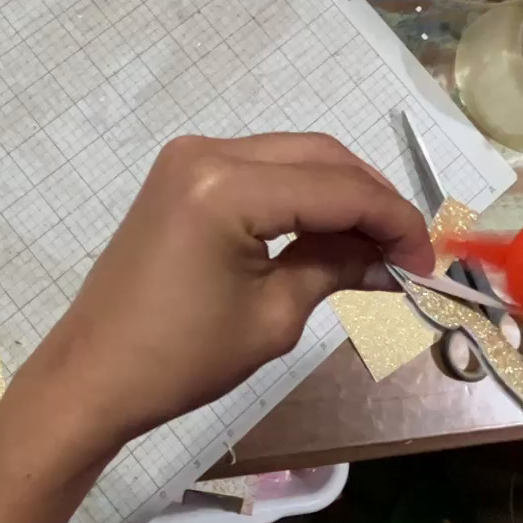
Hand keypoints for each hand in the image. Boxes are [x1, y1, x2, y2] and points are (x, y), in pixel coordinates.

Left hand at [15, 133, 435, 452]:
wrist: (94, 372)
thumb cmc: (181, 358)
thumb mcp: (274, 316)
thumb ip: (336, 266)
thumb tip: (390, 254)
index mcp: (226, 185)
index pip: (338, 188)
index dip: (395, 220)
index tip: (428, 263)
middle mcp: (206, 151)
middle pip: (318, 156)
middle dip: (371, 199)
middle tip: (408, 250)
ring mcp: (187, 157)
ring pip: (291, 156)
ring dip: (338, 193)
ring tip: (375, 244)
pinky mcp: (180, 174)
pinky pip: (257, 169)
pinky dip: (298, 194)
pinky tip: (326, 228)